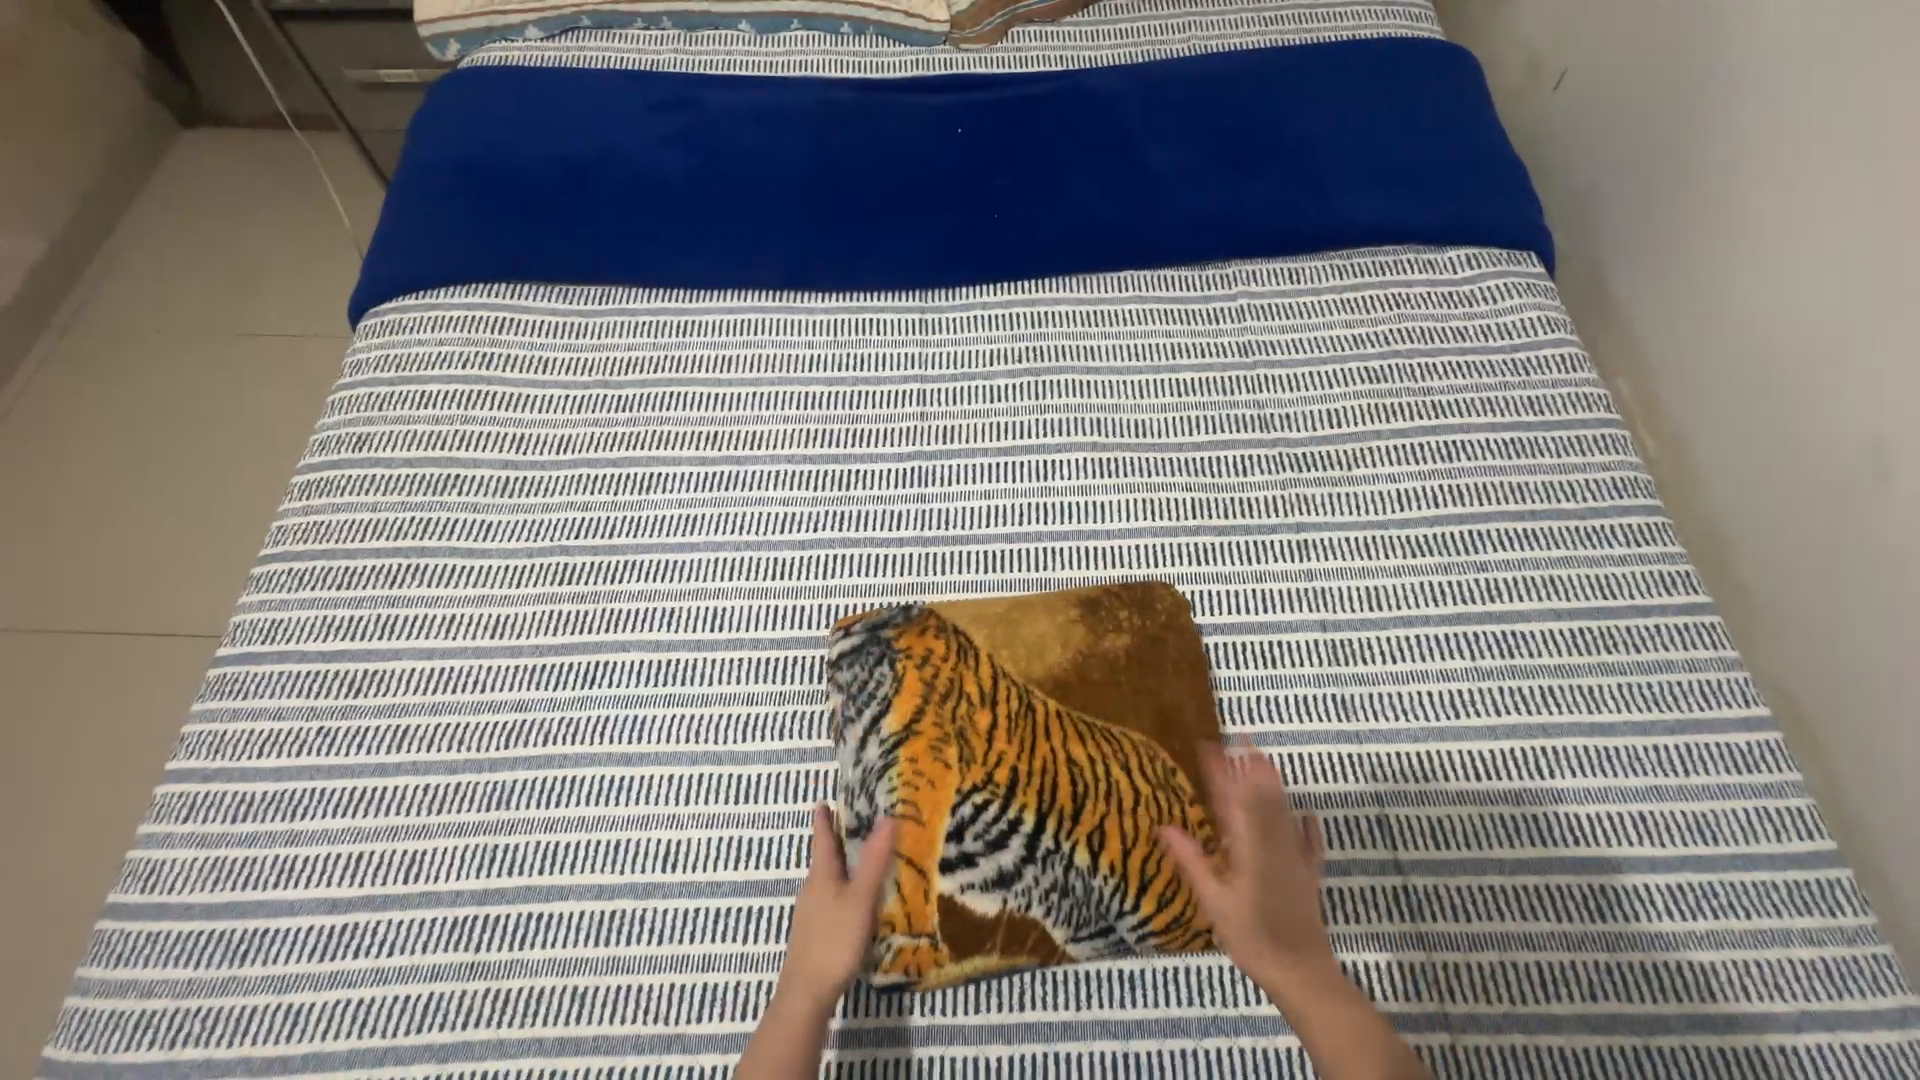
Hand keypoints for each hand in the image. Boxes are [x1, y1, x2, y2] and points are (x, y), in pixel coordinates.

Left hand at [777, 804, 897, 1007]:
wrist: (806, 993)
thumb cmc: (834, 939)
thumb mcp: (860, 898)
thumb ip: (874, 861)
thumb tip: (887, 817)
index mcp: (822, 875)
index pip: (822, 839)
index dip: (823, 819)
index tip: (822, 801)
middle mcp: (813, 889)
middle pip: (824, 858)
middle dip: (837, 841)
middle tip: (856, 824)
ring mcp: (811, 913)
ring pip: (828, 881)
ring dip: (842, 867)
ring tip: (863, 860)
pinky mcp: (815, 933)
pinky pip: (831, 900)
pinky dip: (844, 891)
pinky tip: (857, 903)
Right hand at [1159, 743, 1335, 1000]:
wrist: (1301, 971)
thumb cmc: (1251, 936)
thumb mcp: (1213, 900)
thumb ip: (1191, 860)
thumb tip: (1163, 825)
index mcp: (1248, 846)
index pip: (1230, 798)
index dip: (1219, 771)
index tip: (1207, 745)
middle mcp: (1274, 843)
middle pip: (1261, 796)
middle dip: (1248, 766)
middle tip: (1238, 739)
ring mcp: (1295, 857)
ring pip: (1284, 810)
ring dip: (1273, 783)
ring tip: (1264, 760)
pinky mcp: (1309, 874)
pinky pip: (1309, 842)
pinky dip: (1307, 825)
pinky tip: (1308, 813)